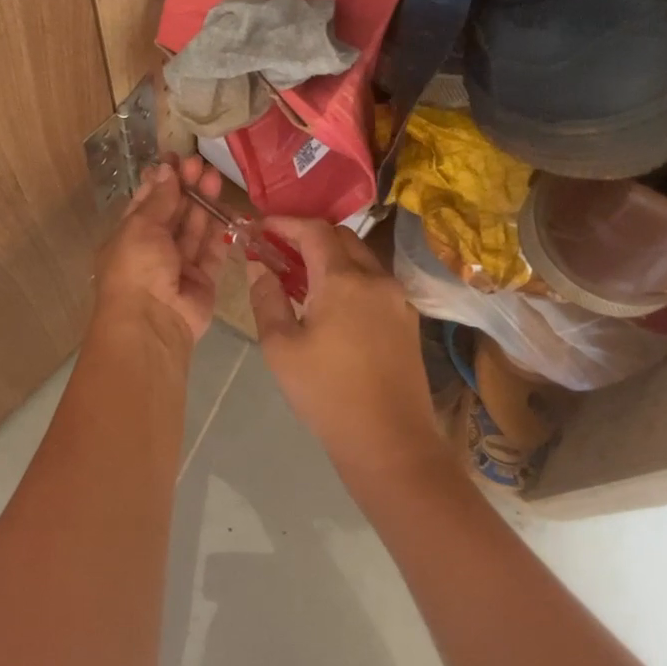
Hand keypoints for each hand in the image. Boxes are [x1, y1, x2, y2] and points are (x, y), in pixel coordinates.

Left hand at [93, 155, 227, 344]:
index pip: (146, 203)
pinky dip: (220, 230)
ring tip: (214, 175)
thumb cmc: (136, 268)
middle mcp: (153, 250)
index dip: (160, 180)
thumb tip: (166, 170)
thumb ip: (159, 199)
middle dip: (184, 187)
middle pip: (172, 213)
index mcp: (128, 237)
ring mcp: (178, 266)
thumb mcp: (141, 227)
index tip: (174, 157)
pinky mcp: (203, 280)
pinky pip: (212, 251)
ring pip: (194, 229)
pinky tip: (228, 206)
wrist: (152, 323)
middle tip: (199, 163)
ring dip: (203, 203)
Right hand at [250, 218, 441, 479]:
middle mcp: (375, 278)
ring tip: (299, 276)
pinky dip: (348, 278)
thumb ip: (266, 298)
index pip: (313, 229)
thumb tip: (260, 267)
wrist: (390, 442)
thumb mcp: (281, 347)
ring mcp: (397, 298)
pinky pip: (373, 282)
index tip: (259, 227)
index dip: (284, 222)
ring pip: (360, 259)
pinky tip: (329, 303)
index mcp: (343, 279)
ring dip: (329, 256)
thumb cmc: (327, 394)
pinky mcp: (407, 320)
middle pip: (340, 237)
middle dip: (307, 236)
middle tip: (277, 250)